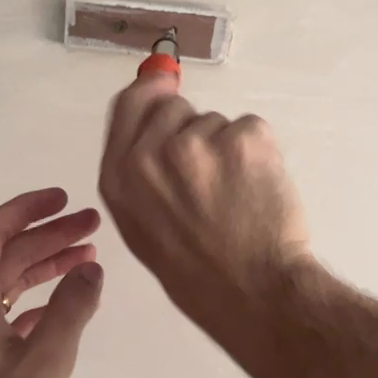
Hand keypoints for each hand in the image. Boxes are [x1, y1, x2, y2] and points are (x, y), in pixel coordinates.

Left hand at [0, 188, 104, 377]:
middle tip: (93, 227)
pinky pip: (7, 314)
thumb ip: (71, 309)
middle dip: (48, 236)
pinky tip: (65, 305)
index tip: (64, 198)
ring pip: (7, 285)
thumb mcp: (46, 361)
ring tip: (89, 258)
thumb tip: (92, 268)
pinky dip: (37, 301)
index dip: (27, 209)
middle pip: (4, 255)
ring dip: (45, 268)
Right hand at [98, 72, 311, 331]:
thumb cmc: (193, 268)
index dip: (152, 91)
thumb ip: (138, 171)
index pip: (129, 104)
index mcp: (119, 177)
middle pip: (174, 107)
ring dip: (227, 147)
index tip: (167, 86)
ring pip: (215, 121)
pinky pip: (250, 127)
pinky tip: (257, 189)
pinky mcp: (244, 139)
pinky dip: (258, 152)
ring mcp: (198, 143)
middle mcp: (150, 154)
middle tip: (209, 176)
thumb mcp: (139, 224)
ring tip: (234, 195)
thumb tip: (155, 118)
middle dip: (192, 130)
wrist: (251, 291)